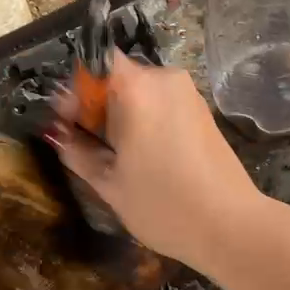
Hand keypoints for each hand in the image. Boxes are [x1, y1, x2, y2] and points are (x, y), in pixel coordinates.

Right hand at [52, 53, 262, 264]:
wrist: (231, 226)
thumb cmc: (163, 205)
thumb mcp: (109, 184)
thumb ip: (77, 151)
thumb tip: (59, 134)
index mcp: (136, 88)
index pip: (92, 64)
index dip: (74, 92)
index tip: (66, 124)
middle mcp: (164, 78)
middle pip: (117, 76)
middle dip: (97, 105)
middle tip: (86, 143)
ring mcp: (188, 93)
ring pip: (140, 92)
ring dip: (121, 115)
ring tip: (116, 156)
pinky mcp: (202, 111)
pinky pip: (161, 104)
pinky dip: (145, 121)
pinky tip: (145, 157)